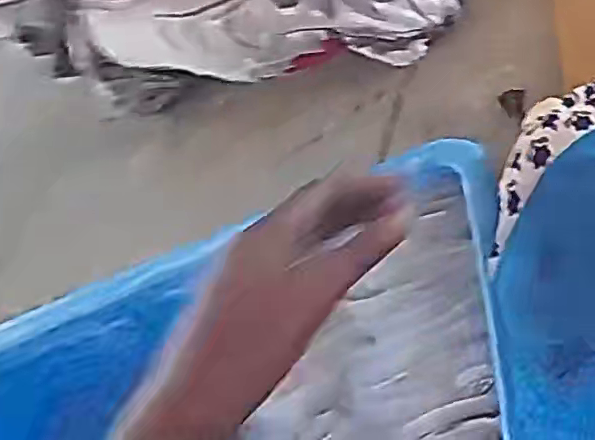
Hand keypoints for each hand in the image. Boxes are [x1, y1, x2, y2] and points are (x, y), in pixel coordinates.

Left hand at [116, 175, 410, 439]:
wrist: (189, 410)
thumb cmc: (257, 342)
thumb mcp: (322, 289)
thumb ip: (365, 248)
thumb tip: (404, 214)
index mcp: (268, 232)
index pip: (326, 189)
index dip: (368, 183)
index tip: (403, 186)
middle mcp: (252, 242)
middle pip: (313, 207)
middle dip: (358, 201)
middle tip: (397, 204)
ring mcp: (240, 268)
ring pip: (303, 231)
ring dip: (344, 224)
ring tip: (379, 227)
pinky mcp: (237, 293)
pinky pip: (291, 252)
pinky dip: (324, 246)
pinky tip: (341, 259)